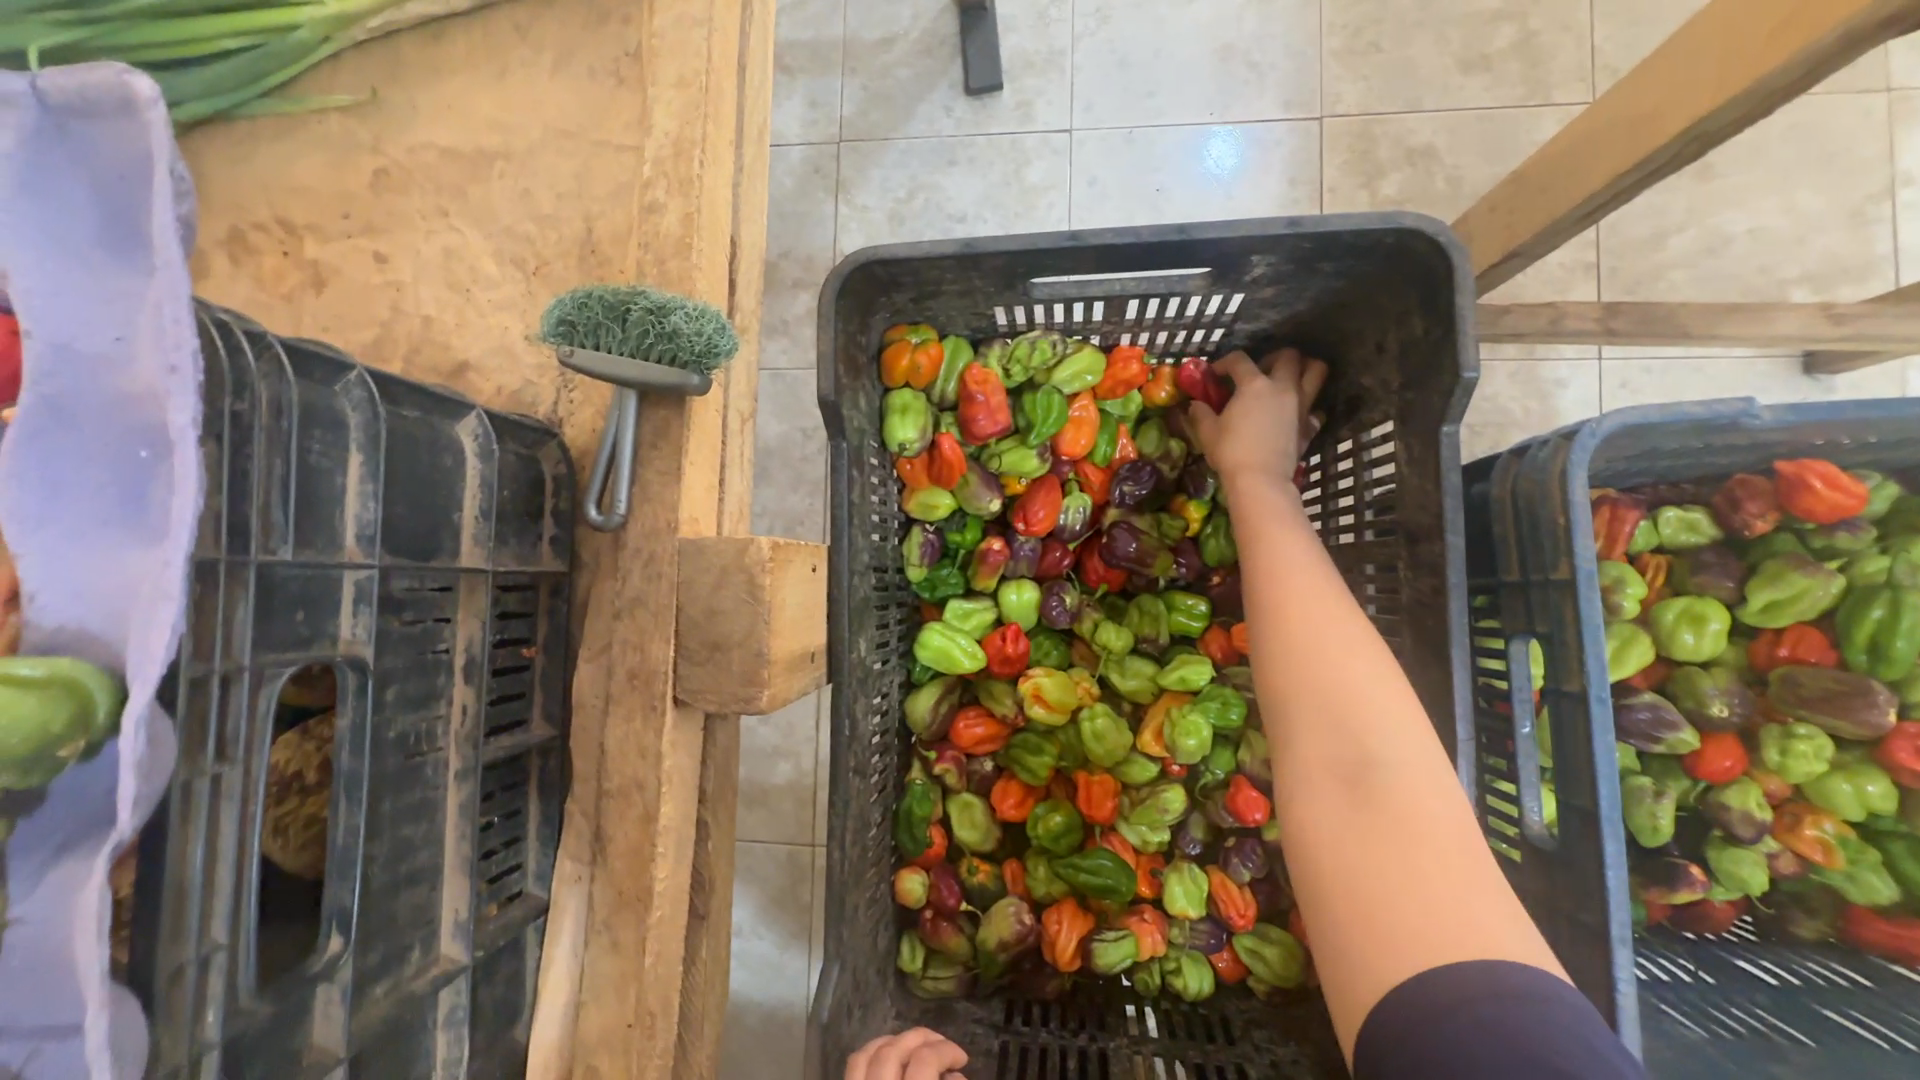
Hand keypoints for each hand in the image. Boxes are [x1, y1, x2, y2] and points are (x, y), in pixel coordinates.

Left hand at [845, 1028, 968, 1079]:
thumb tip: (956, 1075)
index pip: (924, 1061)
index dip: (946, 1051)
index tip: (962, 1058)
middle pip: (894, 1050)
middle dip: (922, 1039)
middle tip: (942, 1046)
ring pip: (867, 1053)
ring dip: (895, 1041)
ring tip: (916, 1047)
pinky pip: (853, 1066)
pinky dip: (871, 1052)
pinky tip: (888, 1055)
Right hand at [1185, 348, 1326, 489]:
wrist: (1260, 480)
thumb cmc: (1231, 452)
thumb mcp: (1207, 432)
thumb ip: (1200, 413)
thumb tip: (1195, 404)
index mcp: (1254, 385)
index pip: (1239, 359)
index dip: (1225, 362)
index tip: (1216, 373)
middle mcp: (1282, 387)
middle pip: (1289, 356)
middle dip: (1274, 357)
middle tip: (1262, 369)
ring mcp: (1301, 405)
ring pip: (1316, 372)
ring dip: (1306, 368)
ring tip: (1291, 378)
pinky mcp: (1310, 425)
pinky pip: (1316, 408)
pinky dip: (1309, 407)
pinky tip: (1296, 414)